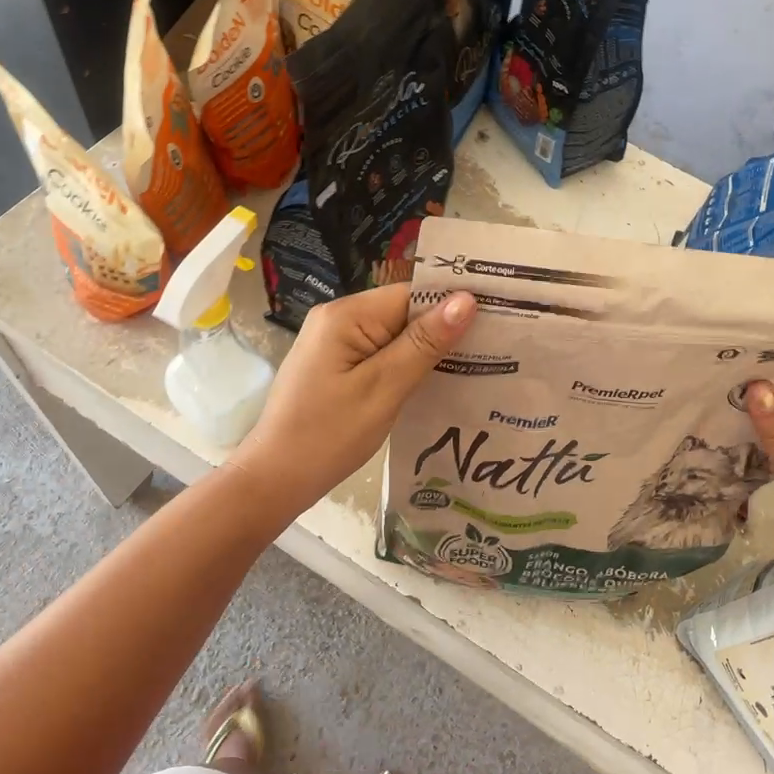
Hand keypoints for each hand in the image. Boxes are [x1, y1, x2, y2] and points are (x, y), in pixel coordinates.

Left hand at [228, 285, 474, 514]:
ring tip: (478, 365)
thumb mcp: (383, 389)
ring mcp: (334, 344)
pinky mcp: (336, 367)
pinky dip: (407, 366)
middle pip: (404, 312)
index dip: (453, 304)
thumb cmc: (327, 435)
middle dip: (444, 328)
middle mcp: (338, 320)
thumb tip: (466, 299)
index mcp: (346, 316)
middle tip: (497, 346)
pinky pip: (381, 355)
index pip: (412, 294)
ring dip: (428, 350)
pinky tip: (436, 383)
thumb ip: (423, 344)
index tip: (498, 317)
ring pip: (395, 335)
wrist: (275, 479)